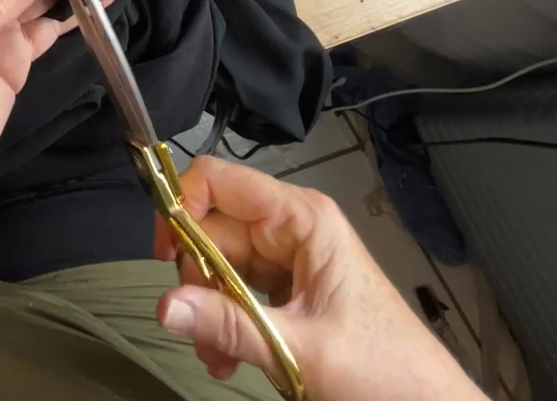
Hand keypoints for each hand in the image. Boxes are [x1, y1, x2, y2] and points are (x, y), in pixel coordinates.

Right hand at [156, 156, 488, 400]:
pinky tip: (225, 356)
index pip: (216, 180)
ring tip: (215, 353)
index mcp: (301, 218)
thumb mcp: (304, 351)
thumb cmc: (392, 377)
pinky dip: (221, 320)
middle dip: (195, 276)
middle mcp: (288, 228)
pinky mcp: (283, 289)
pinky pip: (232, 290)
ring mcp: (285, 258)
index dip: (182, 204)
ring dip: (206, 306)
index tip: (167, 252)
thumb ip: (228, 325)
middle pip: (209, 227)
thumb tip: (164, 307)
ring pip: (215, 262)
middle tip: (194, 322)